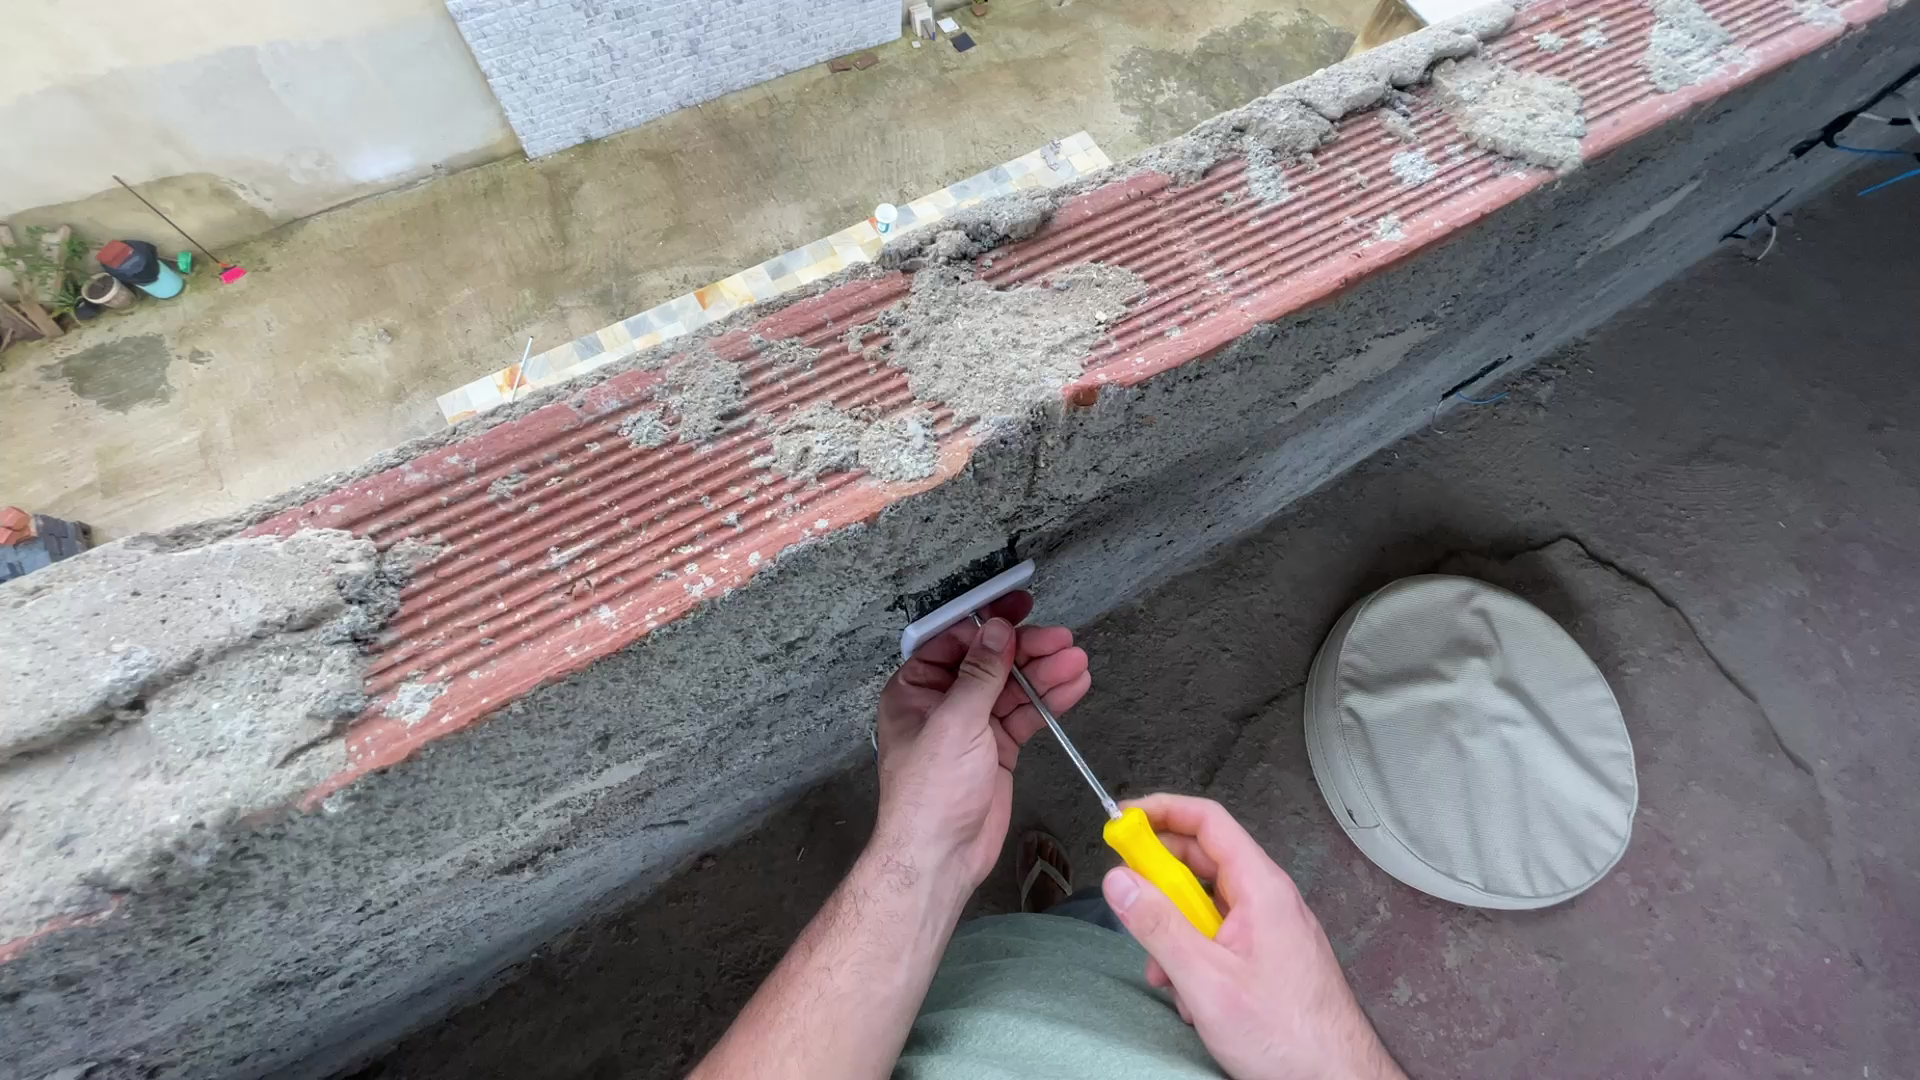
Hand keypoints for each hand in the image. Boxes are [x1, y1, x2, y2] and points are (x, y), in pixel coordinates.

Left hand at [873, 590, 1090, 890]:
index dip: (987, 620)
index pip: (954, 641)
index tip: (1018, 604)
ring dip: (1044, 673)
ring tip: (1076, 660)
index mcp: (915, 689)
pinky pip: (1025, 715)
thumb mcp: (955, 723)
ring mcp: (972, 725)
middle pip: (990, 662)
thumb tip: (996, 630)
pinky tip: (1073, 685)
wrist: (942, 858)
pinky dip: (1048, 701)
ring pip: (1012, 687)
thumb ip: (980, 674)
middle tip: (1060, 639)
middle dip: (1026, 649)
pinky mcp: (997, 748)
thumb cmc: (930, 793)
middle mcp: (942, 702)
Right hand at [1101, 795, 1405, 1079]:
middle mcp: (1266, 898)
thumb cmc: (1291, 1040)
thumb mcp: (1208, 981)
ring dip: (1173, 928)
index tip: (1125, 819)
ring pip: (1205, 903)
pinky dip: (1193, 953)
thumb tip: (1118, 881)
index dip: (1162, 811)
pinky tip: (1188, 993)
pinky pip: (1218, 933)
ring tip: (1163, 970)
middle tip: (1127, 890)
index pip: (1206, 819)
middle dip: (1159, 878)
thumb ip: (1158, 925)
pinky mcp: (1266, 955)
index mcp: (1260, 887)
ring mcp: (1268, 927)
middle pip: (1201, 858)